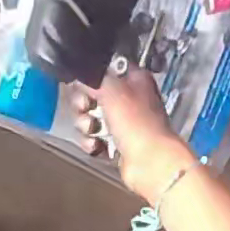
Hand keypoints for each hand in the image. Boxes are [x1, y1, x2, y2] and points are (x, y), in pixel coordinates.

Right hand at [73, 64, 197, 203]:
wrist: (149, 161)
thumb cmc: (136, 121)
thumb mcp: (111, 88)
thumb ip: (92, 76)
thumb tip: (80, 76)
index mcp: (133, 79)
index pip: (104, 69)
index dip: (89, 77)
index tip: (81, 85)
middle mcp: (129, 99)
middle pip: (92, 96)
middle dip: (82, 104)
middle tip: (86, 109)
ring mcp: (123, 123)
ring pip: (90, 119)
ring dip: (85, 126)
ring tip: (93, 131)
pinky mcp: (116, 144)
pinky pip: (94, 139)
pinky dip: (92, 143)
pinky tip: (96, 146)